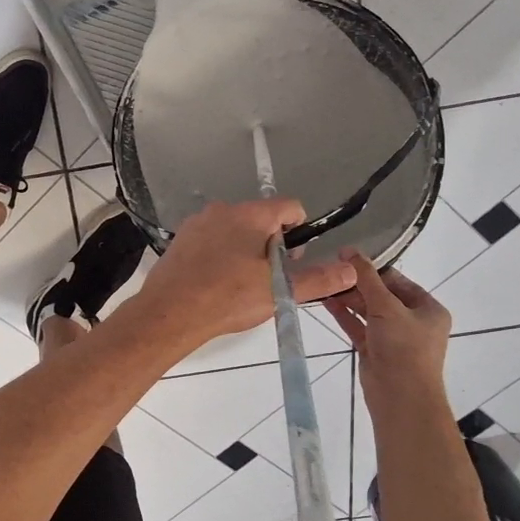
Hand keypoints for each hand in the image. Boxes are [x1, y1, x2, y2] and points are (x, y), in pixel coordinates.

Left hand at [136, 199, 360, 344]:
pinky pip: (212, 242)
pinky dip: (221, 257)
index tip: (293, 261)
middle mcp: (222, 210)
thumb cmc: (228, 297)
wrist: (169, 313)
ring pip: (235, 231)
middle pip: (261, 219)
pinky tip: (217, 284)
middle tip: (269, 278)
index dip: (300, 231)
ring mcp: (197, 224)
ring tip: (243, 285)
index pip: (289, 207)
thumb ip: (317, 279)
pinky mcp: (180, 241)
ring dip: (246, 251)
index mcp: (249, 214)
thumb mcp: (279, 291)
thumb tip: (350, 271)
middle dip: (272, 244)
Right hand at [323, 255, 450, 401]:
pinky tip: (326, 301)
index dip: (372, 269)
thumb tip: (349, 250)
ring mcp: (392, 337)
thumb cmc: (403, 347)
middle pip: (381, 295)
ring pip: (367, 311)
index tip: (345, 257)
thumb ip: (366, 278)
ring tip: (323, 282)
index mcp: (428, 309)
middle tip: (329, 270)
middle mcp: (412, 321)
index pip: (397, 280)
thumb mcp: (386, 307)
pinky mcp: (375, 350)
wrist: (401, 397)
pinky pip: (358, 326)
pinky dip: (344, 314)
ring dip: (347, 298)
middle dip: (356, 284)